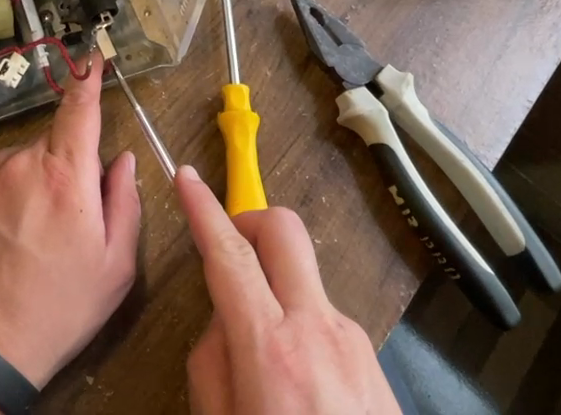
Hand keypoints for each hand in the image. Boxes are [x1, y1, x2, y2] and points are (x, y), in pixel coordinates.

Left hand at [0, 47, 140, 407]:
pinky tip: (4, 232)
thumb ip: (125, 201)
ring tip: (29, 235)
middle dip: (66, 167)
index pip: (80, 109)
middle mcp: (22, 162)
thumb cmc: (59, 308)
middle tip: (67, 219)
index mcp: (66, 177)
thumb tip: (122, 158)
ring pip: (23, 159)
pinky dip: (4, 191)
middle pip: (54, 142)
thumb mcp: (115, 265)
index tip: (93, 59)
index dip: (89, 79)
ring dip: (32, 181)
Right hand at [176, 166, 401, 414]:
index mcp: (269, 345)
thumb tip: (223, 320)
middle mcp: (316, 327)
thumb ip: (212, 362)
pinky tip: (294, 383)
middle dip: (250, 219)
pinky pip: (324, 319)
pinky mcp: (374, 361)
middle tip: (227, 245)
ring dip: (274, 287)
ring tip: (258, 357)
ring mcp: (353, 341)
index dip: (202, 208)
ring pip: (304, 279)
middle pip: (285, 230)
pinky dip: (299, 325)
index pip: (228, 253)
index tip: (186, 177)